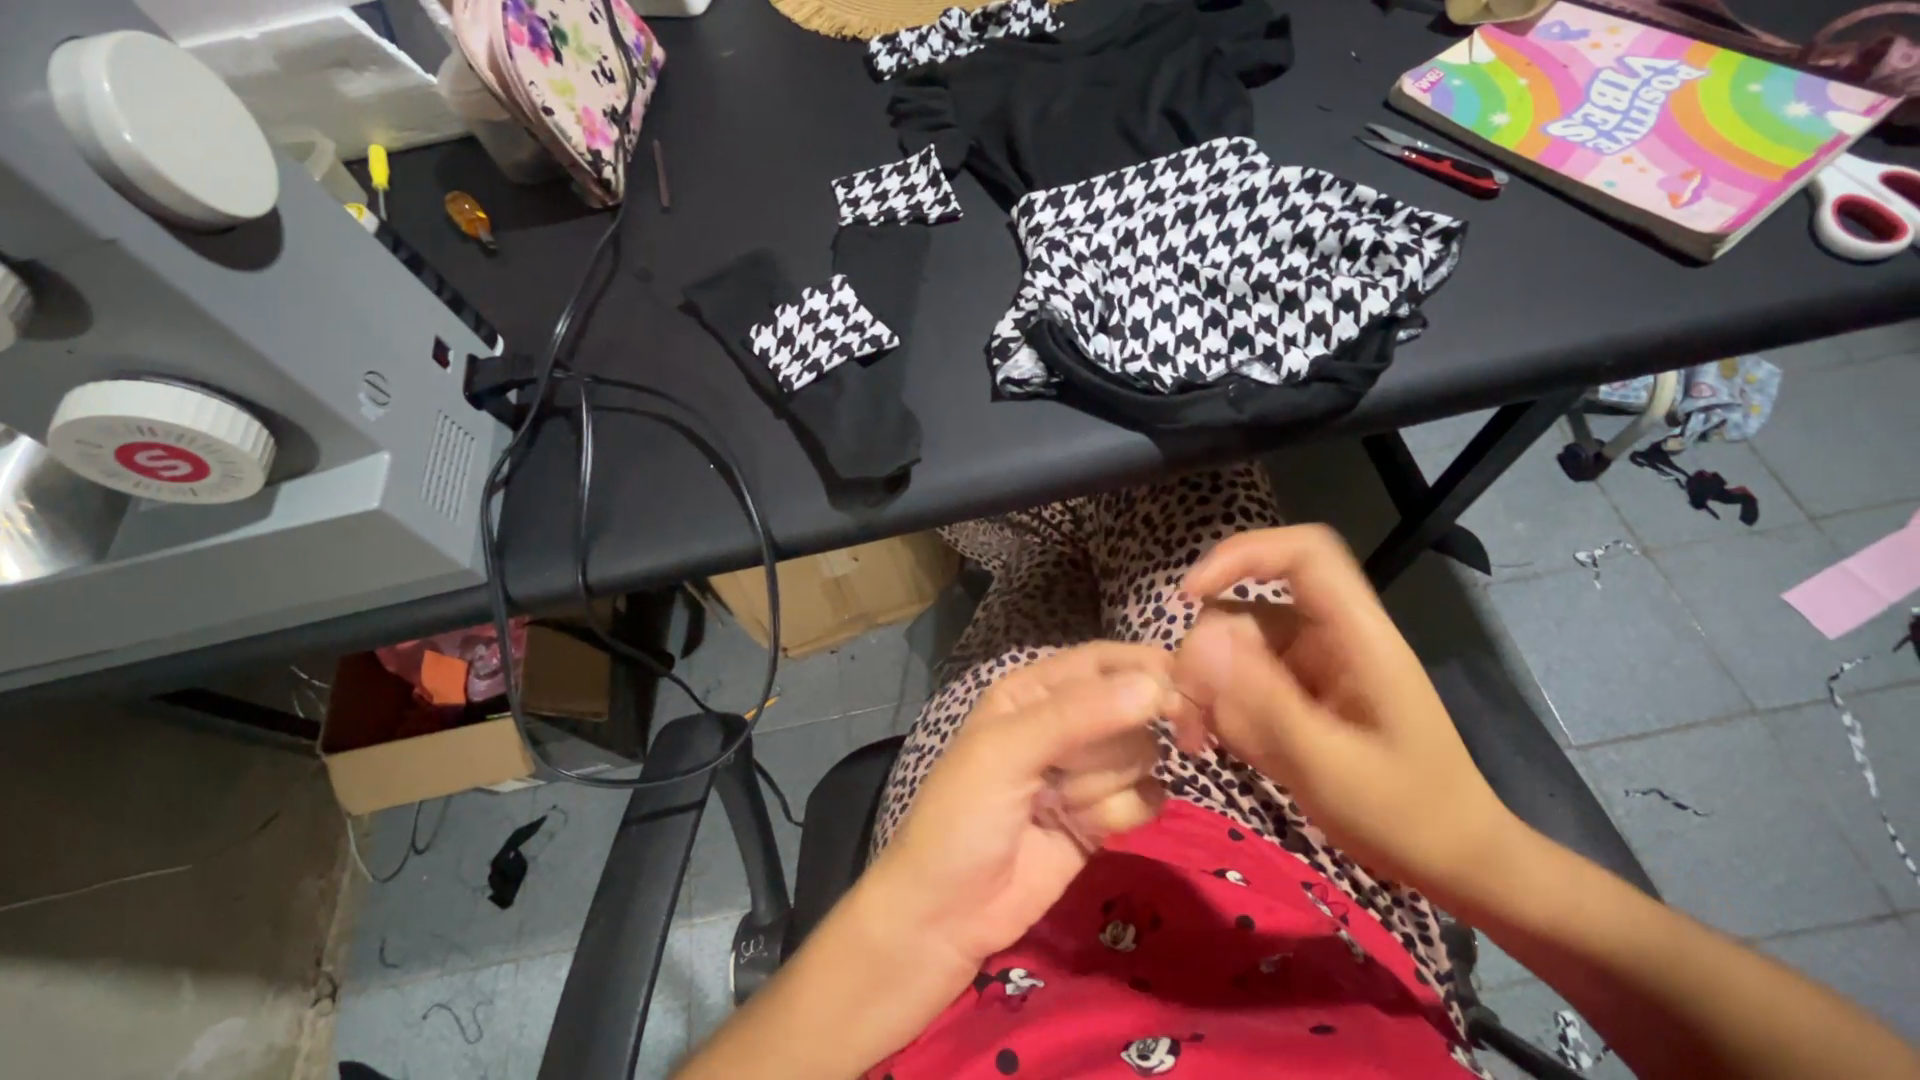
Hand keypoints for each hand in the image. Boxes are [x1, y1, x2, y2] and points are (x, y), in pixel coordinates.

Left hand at [864, 643, 1198, 973]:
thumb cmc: (962, 818)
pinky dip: (1121, 814)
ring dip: (1106, 785)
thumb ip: (1077, 716)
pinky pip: (1147, 798)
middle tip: (1069, 773)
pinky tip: (1083, 829)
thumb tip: (1154, 686)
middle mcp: (1064, 723)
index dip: (1145, 670)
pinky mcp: (1104, 815)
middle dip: (1110, 746)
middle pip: (1133, 709)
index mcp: (1032, 691)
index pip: (1104, 661)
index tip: (1178, 696)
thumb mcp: (1005, 753)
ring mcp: (1086, 771)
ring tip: (1059, 805)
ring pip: (1142, 756)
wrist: (949, 913)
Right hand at [1171, 525, 1520, 902]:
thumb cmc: (1405, 814)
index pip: (1302, 554)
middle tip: (1185, 716)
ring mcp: (1312, 671)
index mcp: (1357, 636)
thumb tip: (1196, 643)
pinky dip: (1220, 708)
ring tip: (1198, 741)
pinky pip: (1243, 684)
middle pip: (1248, 610)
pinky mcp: (1300, 699)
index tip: (1187, 597)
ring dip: (1207, 688)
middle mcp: (1330, 640)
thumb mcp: (1328, 766)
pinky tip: (1215, 746)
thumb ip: (1261, 704)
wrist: (1453, 863)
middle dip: (1206, 654)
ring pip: (1235, 649)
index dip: (1240, 555)